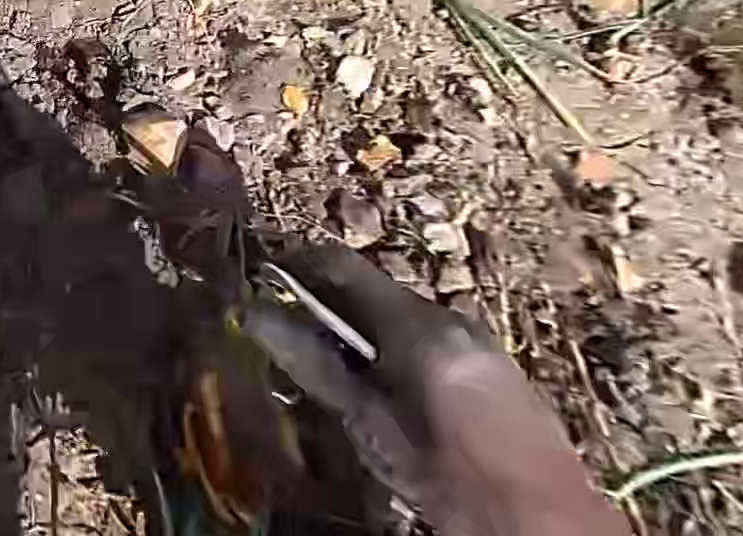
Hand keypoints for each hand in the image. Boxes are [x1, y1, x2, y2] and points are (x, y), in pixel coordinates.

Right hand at [245, 244, 631, 535]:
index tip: (261, 277)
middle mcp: (447, 315)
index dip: (293, 261)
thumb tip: (252, 313)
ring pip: (391, 308)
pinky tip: (378, 380)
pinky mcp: (490, 360)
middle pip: (365, 284)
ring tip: (328, 358)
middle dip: (321, 298)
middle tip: (287, 326)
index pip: (338, 262)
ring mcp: (475, 336)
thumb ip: (311, 361)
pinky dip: (385, 339)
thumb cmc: (450, 481)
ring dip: (352, 321)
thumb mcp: (369, 423)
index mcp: (416, 324)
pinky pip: (420, 329)